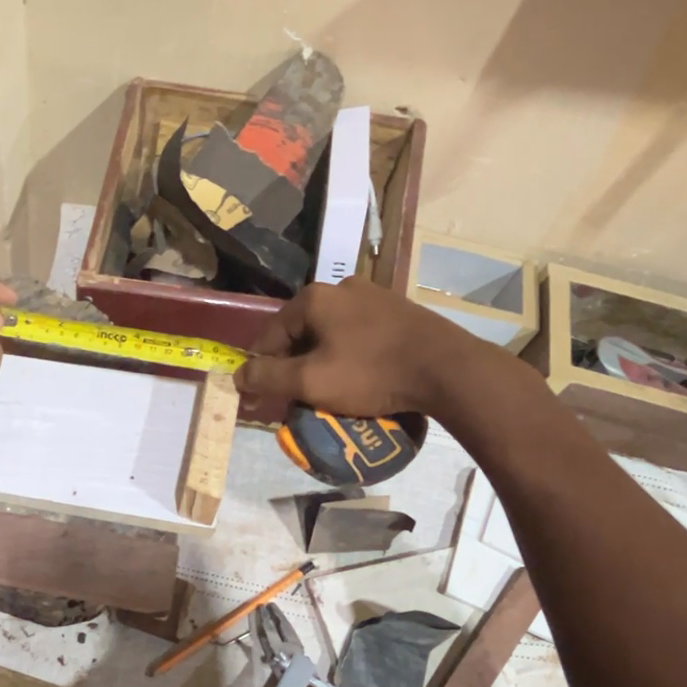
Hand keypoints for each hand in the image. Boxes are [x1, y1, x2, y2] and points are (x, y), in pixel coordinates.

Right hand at [234, 277, 491, 414]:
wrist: (448, 370)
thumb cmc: (371, 373)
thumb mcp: (310, 382)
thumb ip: (267, 378)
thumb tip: (238, 376)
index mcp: (314, 298)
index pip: (270, 335)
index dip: (260, 369)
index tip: (260, 398)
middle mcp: (341, 288)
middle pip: (300, 333)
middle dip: (292, 366)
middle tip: (293, 398)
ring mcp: (373, 296)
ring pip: (329, 334)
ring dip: (320, 362)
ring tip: (325, 392)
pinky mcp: (398, 311)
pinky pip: (357, 335)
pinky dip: (347, 356)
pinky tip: (356, 378)